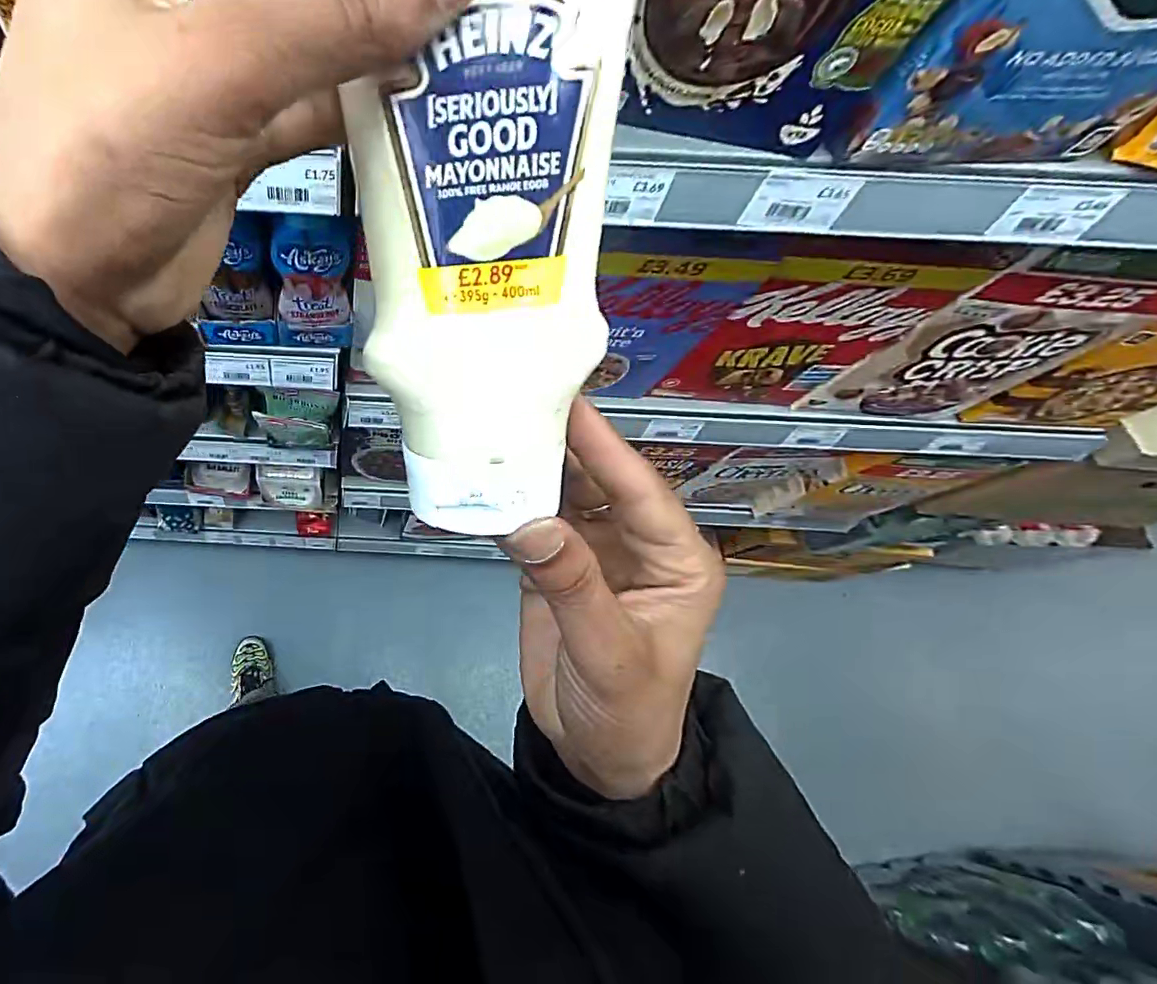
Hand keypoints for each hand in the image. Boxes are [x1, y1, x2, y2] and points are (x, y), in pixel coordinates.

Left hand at [0, 0, 497, 351]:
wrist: (70, 289)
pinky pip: (306, 102)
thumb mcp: (221, 68)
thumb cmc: (110, 150)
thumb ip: (341, 15)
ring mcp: (206, 68)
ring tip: (467, 32)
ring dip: (378, 38)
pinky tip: (417, 96)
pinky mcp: (232, 135)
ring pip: (309, 33)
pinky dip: (355, 102)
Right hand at [498, 400, 725, 799]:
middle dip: (564, 446)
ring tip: (495, 430)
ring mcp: (592, 552)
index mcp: (674, 559)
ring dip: (533, 470)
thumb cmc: (626, 710)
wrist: (596, 755)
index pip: (639, 492)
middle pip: (599, 483)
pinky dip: (508, 505)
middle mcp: (635, 544)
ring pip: (564, 497)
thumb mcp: (609, 653)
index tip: (570, 403)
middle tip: (521, 400)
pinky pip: (533, 524)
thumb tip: (528, 520)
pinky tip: (482, 482)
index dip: (604, 447)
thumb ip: (572, 584)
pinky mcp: (555, 566)